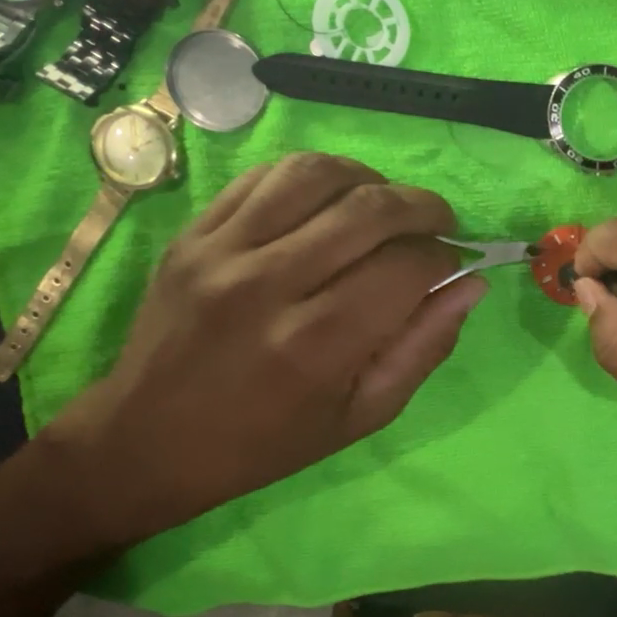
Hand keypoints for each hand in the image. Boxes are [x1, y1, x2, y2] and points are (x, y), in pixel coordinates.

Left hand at [40, 153, 487, 543]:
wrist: (146, 441)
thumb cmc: (269, 442)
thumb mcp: (364, 414)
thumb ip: (424, 346)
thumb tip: (471, 284)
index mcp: (317, 344)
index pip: (407, 267)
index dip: (446, 259)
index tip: (453, 268)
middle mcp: (268, 285)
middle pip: (370, 210)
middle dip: (425, 209)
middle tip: (440, 225)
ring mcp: (222, 251)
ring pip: (317, 174)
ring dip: (371, 180)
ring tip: (387, 205)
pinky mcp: (192, 233)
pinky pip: (265, 176)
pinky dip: (315, 177)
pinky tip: (333, 200)